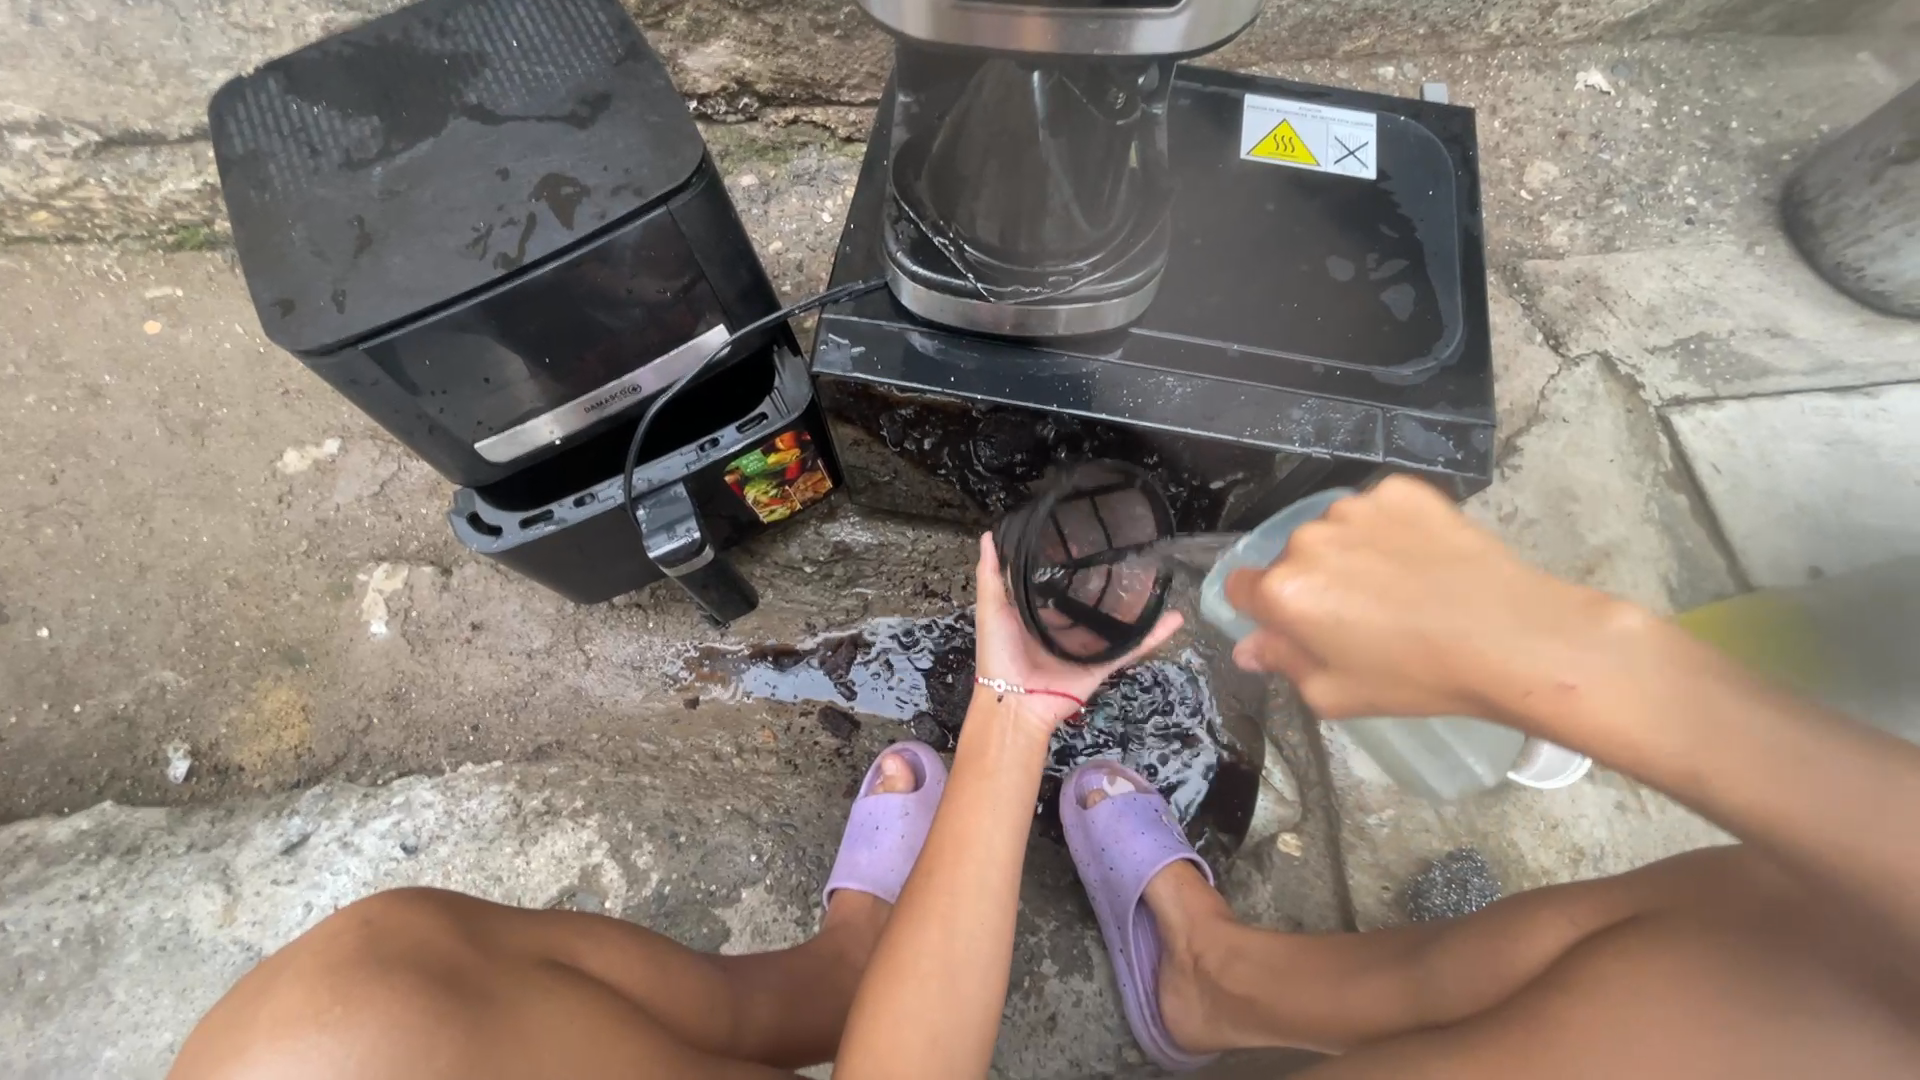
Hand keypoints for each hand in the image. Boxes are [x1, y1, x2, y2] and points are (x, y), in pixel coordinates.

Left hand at [974, 533, 1183, 734]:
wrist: (1015, 701)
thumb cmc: (999, 653)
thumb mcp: (991, 608)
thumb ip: (991, 573)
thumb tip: (989, 534)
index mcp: (1037, 615)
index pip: (1057, 585)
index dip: (1068, 564)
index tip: (1084, 538)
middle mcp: (1063, 628)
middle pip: (1090, 602)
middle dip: (1107, 582)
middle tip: (1126, 552)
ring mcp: (1085, 647)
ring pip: (1116, 623)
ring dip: (1137, 606)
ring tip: (1157, 579)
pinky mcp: (1102, 663)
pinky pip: (1132, 648)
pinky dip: (1154, 636)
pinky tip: (1175, 618)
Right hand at [1223, 476, 1646, 731]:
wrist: (1514, 637)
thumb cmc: (1417, 675)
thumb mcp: (1334, 694)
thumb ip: (1282, 664)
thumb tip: (1250, 648)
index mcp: (1283, 591)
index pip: (1240, 587)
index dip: (1262, 608)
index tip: (1295, 623)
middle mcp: (1307, 540)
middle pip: (1289, 559)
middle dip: (1311, 582)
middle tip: (1357, 613)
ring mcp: (1353, 508)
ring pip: (1331, 532)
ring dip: (1347, 553)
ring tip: (1396, 584)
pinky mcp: (1399, 490)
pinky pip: (1375, 508)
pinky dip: (1387, 529)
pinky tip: (1419, 558)